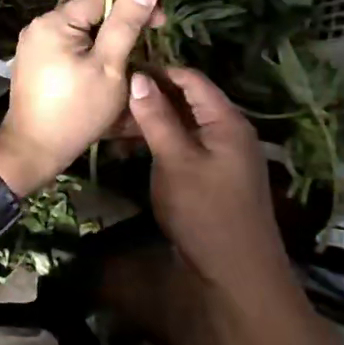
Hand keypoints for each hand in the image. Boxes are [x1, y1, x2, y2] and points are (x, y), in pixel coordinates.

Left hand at [0, 0, 159, 194]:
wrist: (34, 148)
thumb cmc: (77, 109)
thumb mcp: (109, 65)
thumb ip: (126, 24)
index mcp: (54, 21)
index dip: (135, 8)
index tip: (162, 25)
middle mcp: (38, 26)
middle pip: (89, 16)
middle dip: (120, 29)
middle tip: (145, 52)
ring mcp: (33, 45)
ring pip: (80, 34)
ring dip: (106, 45)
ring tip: (126, 67)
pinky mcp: (34, 63)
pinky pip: (67, 50)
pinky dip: (88, 57)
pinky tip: (102, 75)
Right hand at [126, 67, 286, 281]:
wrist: (235, 274)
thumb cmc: (206, 211)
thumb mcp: (175, 160)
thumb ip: (157, 117)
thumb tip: (138, 76)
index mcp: (226, 121)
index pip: (190, 79)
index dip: (156, 70)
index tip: (118, 70)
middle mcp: (226, 132)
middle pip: (184, 100)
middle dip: (147, 97)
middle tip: (108, 99)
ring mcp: (218, 155)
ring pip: (179, 124)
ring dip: (147, 121)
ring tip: (109, 122)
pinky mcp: (208, 175)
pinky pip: (180, 145)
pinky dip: (155, 142)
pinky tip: (126, 146)